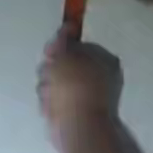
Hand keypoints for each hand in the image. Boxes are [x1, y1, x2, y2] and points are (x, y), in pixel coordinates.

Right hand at [38, 27, 121, 145]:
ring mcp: (88, 94)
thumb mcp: (65, 56)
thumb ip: (63, 41)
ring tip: (50, 96)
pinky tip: (50, 107)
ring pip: (56, 82)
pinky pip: (56, 99)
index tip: (49, 54)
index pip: (77, 45)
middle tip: (49, 77)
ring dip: (47, 87)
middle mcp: (99, 75)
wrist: (78, 126)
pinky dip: (50, 102)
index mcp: (104, 59)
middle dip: (50, 70)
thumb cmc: (73, 87)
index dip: (60, 47)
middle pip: (64, 63)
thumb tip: (68, 26)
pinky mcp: (76, 110)